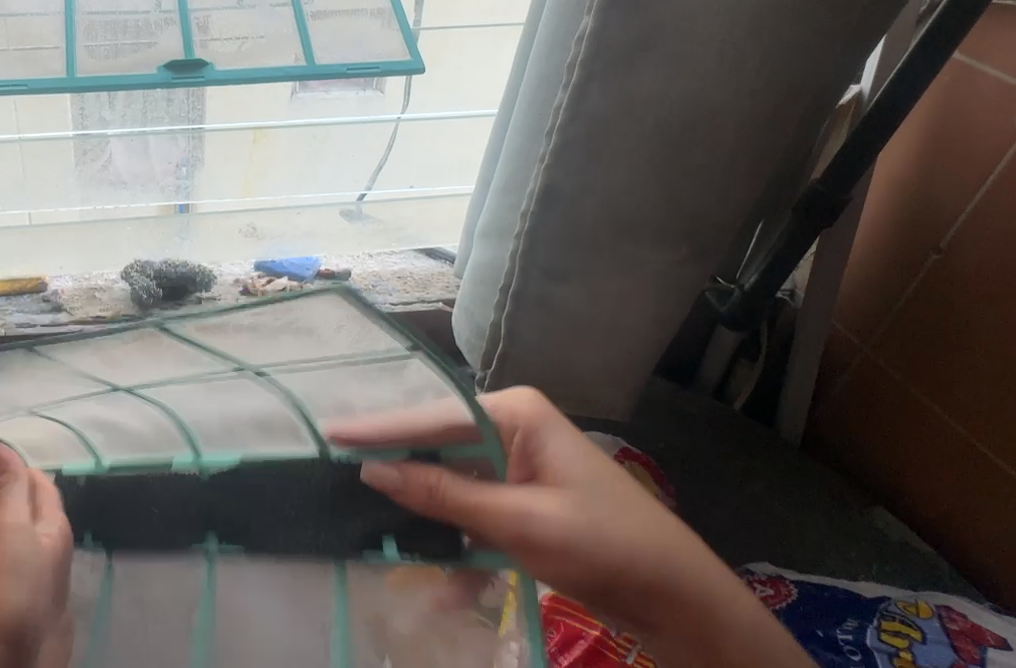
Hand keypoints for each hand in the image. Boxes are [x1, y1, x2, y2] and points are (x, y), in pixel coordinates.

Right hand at [0, 437, 74, 667]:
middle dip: (16, 481)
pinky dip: (6, 536)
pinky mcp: (22, 600)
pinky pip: (18, 555)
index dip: (13, 460)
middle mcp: (54, 549)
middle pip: (37, 504)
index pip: (40, 481)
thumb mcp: (12, 527)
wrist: (10, 660)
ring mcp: (39, 577)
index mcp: (57, 528)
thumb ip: (5, 482)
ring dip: (12, 507)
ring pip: (29, 529)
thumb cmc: (16, 589)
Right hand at [326, 387, 814, 667]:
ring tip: (372, 517)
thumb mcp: (519, 522)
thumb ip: (444, 495)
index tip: (330, 432)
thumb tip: (374, 470)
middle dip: (397, 466)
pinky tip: (438, 579)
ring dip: (424, 511)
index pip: (432, 418)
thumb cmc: (608, 546)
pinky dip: (458, 541)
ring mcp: (518, 464)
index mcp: (514, 413)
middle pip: (437, 445)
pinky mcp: (525, 499)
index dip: (379, 429)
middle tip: (339, 470)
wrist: (685, 603)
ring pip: (452, 481)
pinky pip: (475, 510)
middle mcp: (511, 427)